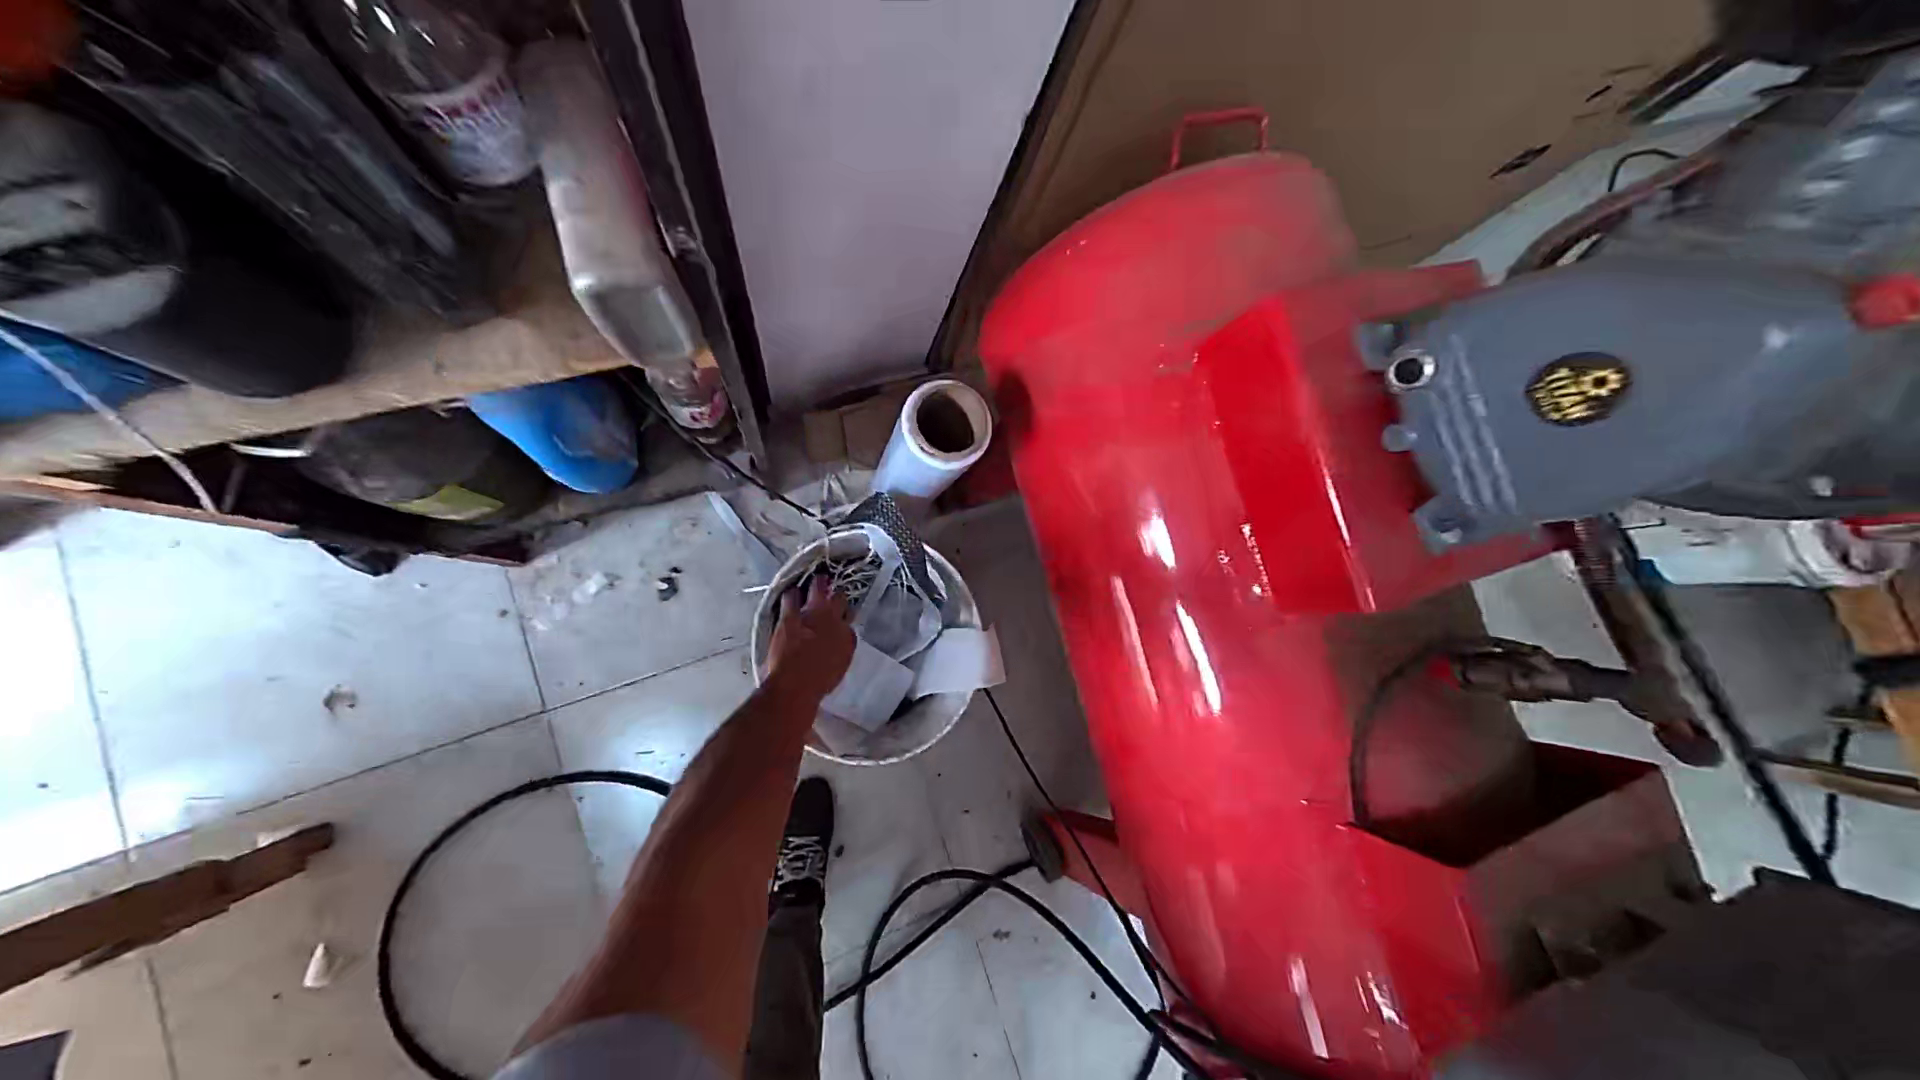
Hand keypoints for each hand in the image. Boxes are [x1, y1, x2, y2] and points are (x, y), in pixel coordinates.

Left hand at [767, 573, 854, 702]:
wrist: (795, 684)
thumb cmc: (819, 682)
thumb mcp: (839, 666)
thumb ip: (840, 648)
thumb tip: (836, 642)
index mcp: (848, 636)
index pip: (849, 620)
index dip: (844, 617)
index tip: (839, 618)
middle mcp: (833, 620)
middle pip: (839, 598)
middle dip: (836, 595)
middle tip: (830, 592)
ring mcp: (812, 614)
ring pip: (817, 587)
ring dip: (815, 585)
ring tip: (813, 584)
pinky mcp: (790, 615)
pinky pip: (791, 596)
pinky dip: (792, 594)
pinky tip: (791, 593)